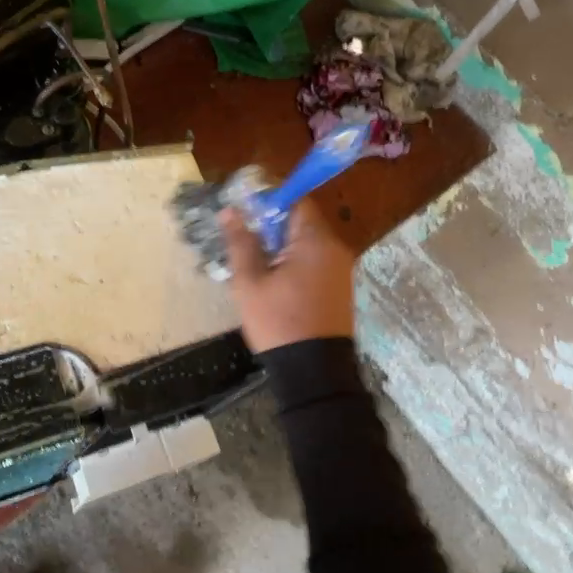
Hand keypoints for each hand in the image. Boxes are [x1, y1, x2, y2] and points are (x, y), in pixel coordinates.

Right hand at [219, 202, 355, 353]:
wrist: (313, 371)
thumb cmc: (279, 322)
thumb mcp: (250, 281)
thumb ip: (241, 242)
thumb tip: (230, 210)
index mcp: (315, 241)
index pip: (296, 201)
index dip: (269, 203)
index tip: (246, 216)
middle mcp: (335, 249)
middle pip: (302, 222)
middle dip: (273, 228)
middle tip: (246, 246)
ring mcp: (342, 269)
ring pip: (308, 244)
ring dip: (283, 248)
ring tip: (257, 269)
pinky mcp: (341, 288)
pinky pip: (316, 262)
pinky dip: (296, 264)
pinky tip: (276, 284)